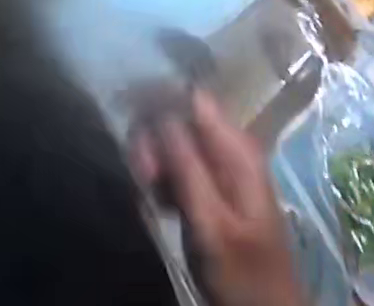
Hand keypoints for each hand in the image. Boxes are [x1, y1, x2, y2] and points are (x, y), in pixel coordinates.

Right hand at [131, 91, 304, 305]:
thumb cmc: (244, 275)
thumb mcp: (212, 225)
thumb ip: (188, 168)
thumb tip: (163, 112)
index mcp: (237, 148)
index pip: (193, 98)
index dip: (159, 100)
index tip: (130, 120)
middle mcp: (230, 147)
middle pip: (181, 117)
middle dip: (154, 135)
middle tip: (141, 171)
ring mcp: (222, 167)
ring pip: (177, 141)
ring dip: (155, 157)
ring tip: (146, 186)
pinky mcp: (212, 187)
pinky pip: (180, 165)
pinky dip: (163, 176)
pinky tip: (157, 198)